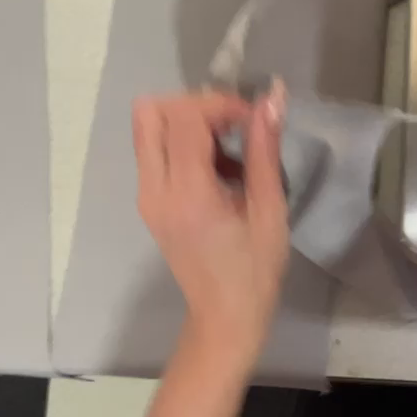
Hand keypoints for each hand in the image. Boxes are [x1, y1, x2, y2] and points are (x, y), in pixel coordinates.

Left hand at [133, 85, 289, 361]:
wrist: (224, 317)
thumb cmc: (255, 271)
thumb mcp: (269, 211)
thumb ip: (265, 151)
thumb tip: (271, 100)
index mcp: (187, 195)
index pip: (185, 118)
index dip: (222, 104)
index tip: (254, 121)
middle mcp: (154, 191)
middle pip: (150, 112)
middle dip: (195, 106)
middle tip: (233, 128)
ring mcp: (145, 196)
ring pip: (148, 128)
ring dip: (188, 124)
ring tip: (229, 154)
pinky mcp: (148, 202)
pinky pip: (155, 150)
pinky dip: (183, 144)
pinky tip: (218, 171)